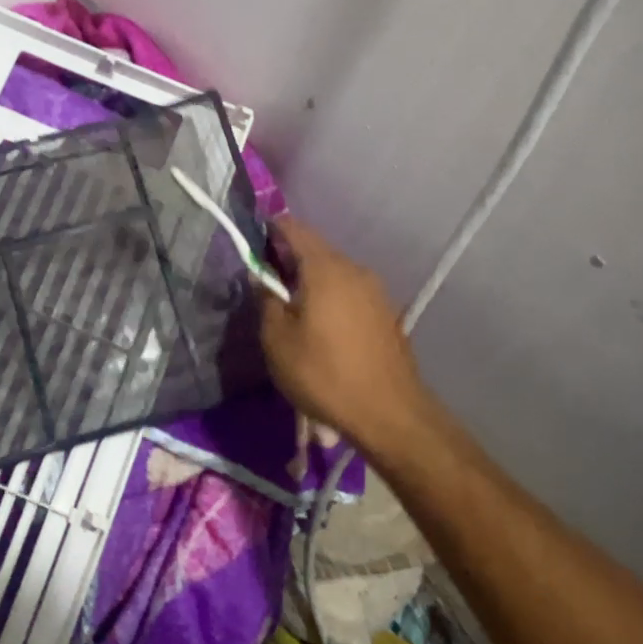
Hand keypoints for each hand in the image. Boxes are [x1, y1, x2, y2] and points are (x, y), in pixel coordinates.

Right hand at [259, 219, 428, 439]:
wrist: (389, 414)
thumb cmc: (324, 374)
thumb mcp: (278, 341)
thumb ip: (266, 301)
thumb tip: (263, 279)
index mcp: (325, 268)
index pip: (295, 229)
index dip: (271, 229)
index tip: (252, 242)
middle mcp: (354, 270)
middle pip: (316, 250)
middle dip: (289, 259)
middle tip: (266, 282)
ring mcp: (376, 291)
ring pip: (335, 273)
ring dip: (311, 281)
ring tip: (292, 307)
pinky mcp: (386, 314)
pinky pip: (350, 293)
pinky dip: (331, 298)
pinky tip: (321, 326)